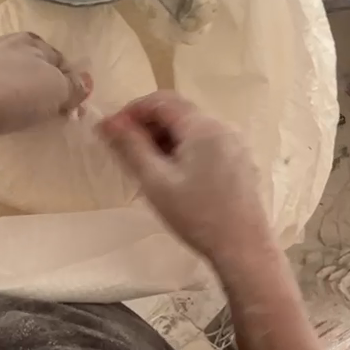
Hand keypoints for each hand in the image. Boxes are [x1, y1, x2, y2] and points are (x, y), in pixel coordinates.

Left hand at [0, 33, 91, 158]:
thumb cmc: (14, 91)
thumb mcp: (56, 87)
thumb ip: (74, 86)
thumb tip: (85, 83)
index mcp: (29, 41)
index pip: (59, 58)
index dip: (72, 80)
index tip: (78, 105)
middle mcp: (5, 51)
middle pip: (37, 72)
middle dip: (50, 93)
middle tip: (61, 117)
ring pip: (17, 88)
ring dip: (29, 104)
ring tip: (37, 124)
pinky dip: (8, 114)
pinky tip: (11, 126)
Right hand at [99, 91, 277, 270]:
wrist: (243, 248)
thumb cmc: (196, 216)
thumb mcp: (155, 182)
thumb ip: (130, 148)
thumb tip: (106, 123)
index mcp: (202, 127)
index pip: (161, 100)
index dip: (131, 111)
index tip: (110, 132)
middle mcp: (222, 127)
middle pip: (178, 113)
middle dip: (147, 127)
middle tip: (124, 152)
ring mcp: (235, 144)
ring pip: (191, 130)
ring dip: (164, 140)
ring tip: (145, 169)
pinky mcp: (239, 162)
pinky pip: (205, 145)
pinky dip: (183, 151)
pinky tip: (172, 178)